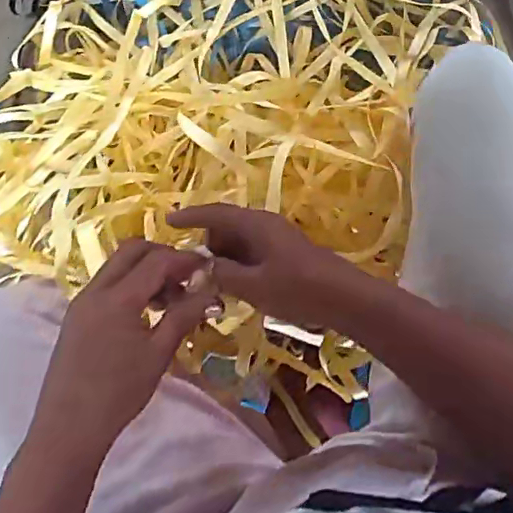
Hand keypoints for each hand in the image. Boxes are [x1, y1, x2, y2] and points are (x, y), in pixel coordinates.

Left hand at [33, 240, 215, 455]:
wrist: (67, 430)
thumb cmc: (118, 395)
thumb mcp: (158, 355)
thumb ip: (183, 316)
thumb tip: (210, 292)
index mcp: (117, 298)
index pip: (157, 260)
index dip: (185, 259)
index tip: (208, 266)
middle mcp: (96, 290)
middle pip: (133, 250)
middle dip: (163, 255)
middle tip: (187, 277)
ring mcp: (82, 301)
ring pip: (118, 265)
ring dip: (146, 270)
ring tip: (170, 299)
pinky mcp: (76, 315)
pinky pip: (107, 283)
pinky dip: (130, 284)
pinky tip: (147, 311)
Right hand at [168, 204, 366, 328]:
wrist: (345, 298)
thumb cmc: (298, 289)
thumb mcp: (254, 286)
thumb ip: (223, 275)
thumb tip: (200, 267)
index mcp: (255, 225)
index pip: (215, 213)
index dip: (190, 216)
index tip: (167, 221)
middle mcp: (264, 225)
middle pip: (225, 227)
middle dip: (207, 246)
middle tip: (192, 272)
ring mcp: (275, 238)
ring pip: (238, 242)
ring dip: (223, 260)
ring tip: (212, 286)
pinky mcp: (284, 254)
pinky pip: (251, 253)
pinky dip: (238, 266)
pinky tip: (235, 290)